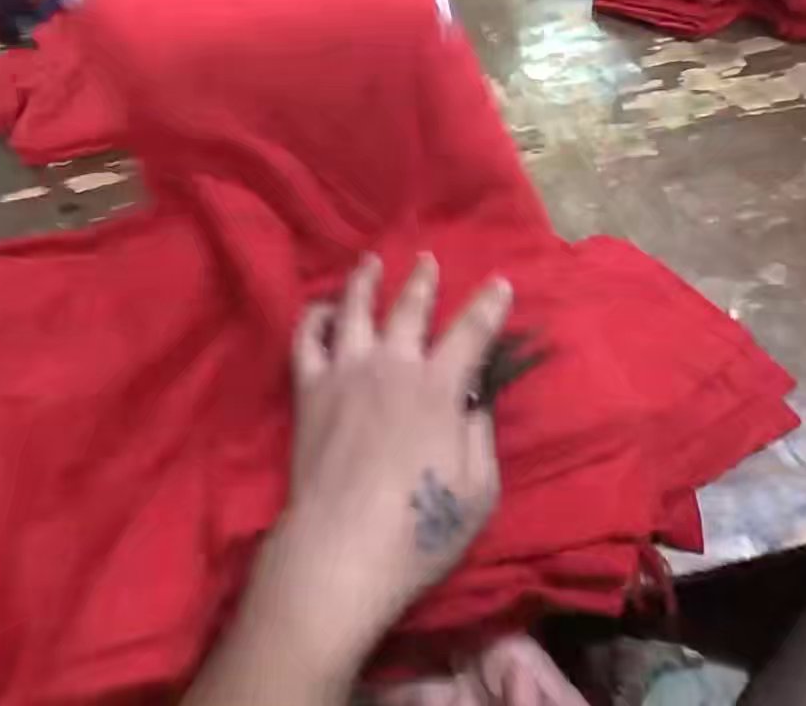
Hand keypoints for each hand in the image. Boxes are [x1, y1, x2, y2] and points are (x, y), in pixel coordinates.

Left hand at [244, 254, 512, 678]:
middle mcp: (391, 364)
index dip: (489, 305)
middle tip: (427, 258)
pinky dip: (314, 317)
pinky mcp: (309, 386)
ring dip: (365, 280)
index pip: (471, 332)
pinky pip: (306, 339)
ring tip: (370, 260)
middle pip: (409, 307)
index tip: (499, 281)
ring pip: (354, 308)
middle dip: (423, 280)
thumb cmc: (418, 528)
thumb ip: (479, 432)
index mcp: (437, 387)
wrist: (342, 545)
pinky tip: (321, 308)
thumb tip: (475, 394)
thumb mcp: (477, 489)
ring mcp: (345, 370)